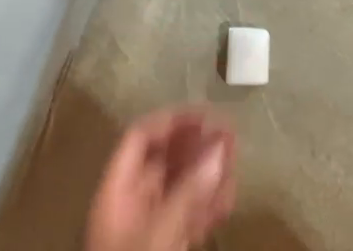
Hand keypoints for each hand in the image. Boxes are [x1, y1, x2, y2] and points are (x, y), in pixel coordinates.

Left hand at [85, 106, 236, 250]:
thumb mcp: (158, 234)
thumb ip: (188, 193)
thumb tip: (218, 149)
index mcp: (115, 192)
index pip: (139, 139)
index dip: (172, 121)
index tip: (208, 114)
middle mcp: (130, 204)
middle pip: (163, 160)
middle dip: (197, 145)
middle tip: (231, 134)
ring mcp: (147, 228)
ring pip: (179, 188)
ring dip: (208, 172)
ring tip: (236, 159)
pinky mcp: (165, 247)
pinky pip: (187, 216)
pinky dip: (208, 204)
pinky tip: (230, 196)